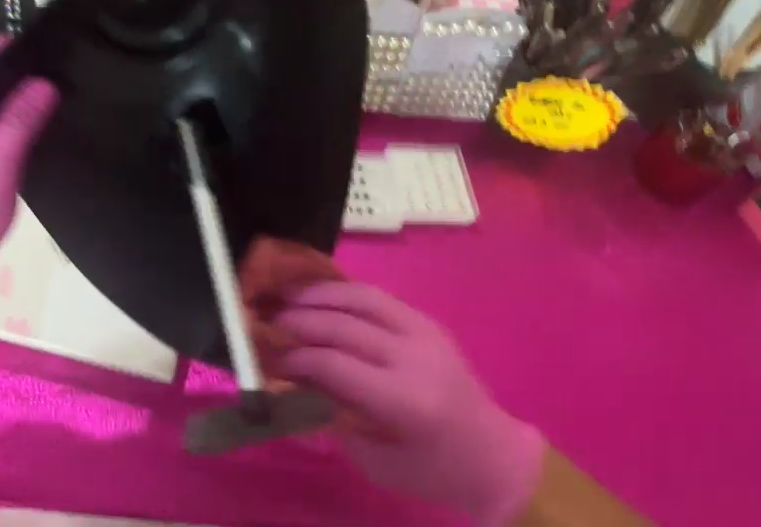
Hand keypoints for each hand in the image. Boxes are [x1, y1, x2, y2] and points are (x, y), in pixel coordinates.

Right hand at [274, 281, 544, 525]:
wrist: (492, 454)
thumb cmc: (432, 469)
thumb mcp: (376, 460)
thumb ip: (334, 419)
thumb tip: (291, 385)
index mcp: (405, 400)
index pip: (337, 364)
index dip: (298, 358)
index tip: (271, 357)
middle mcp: (414, 357)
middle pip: (345, 325)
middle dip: (302, 320)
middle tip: (269, 320)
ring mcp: (424, 332)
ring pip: (362, 298)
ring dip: (320, 294)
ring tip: (289, 296)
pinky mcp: (427, 321)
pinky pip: (379, 297)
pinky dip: (345, 292)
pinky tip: (321, 294)